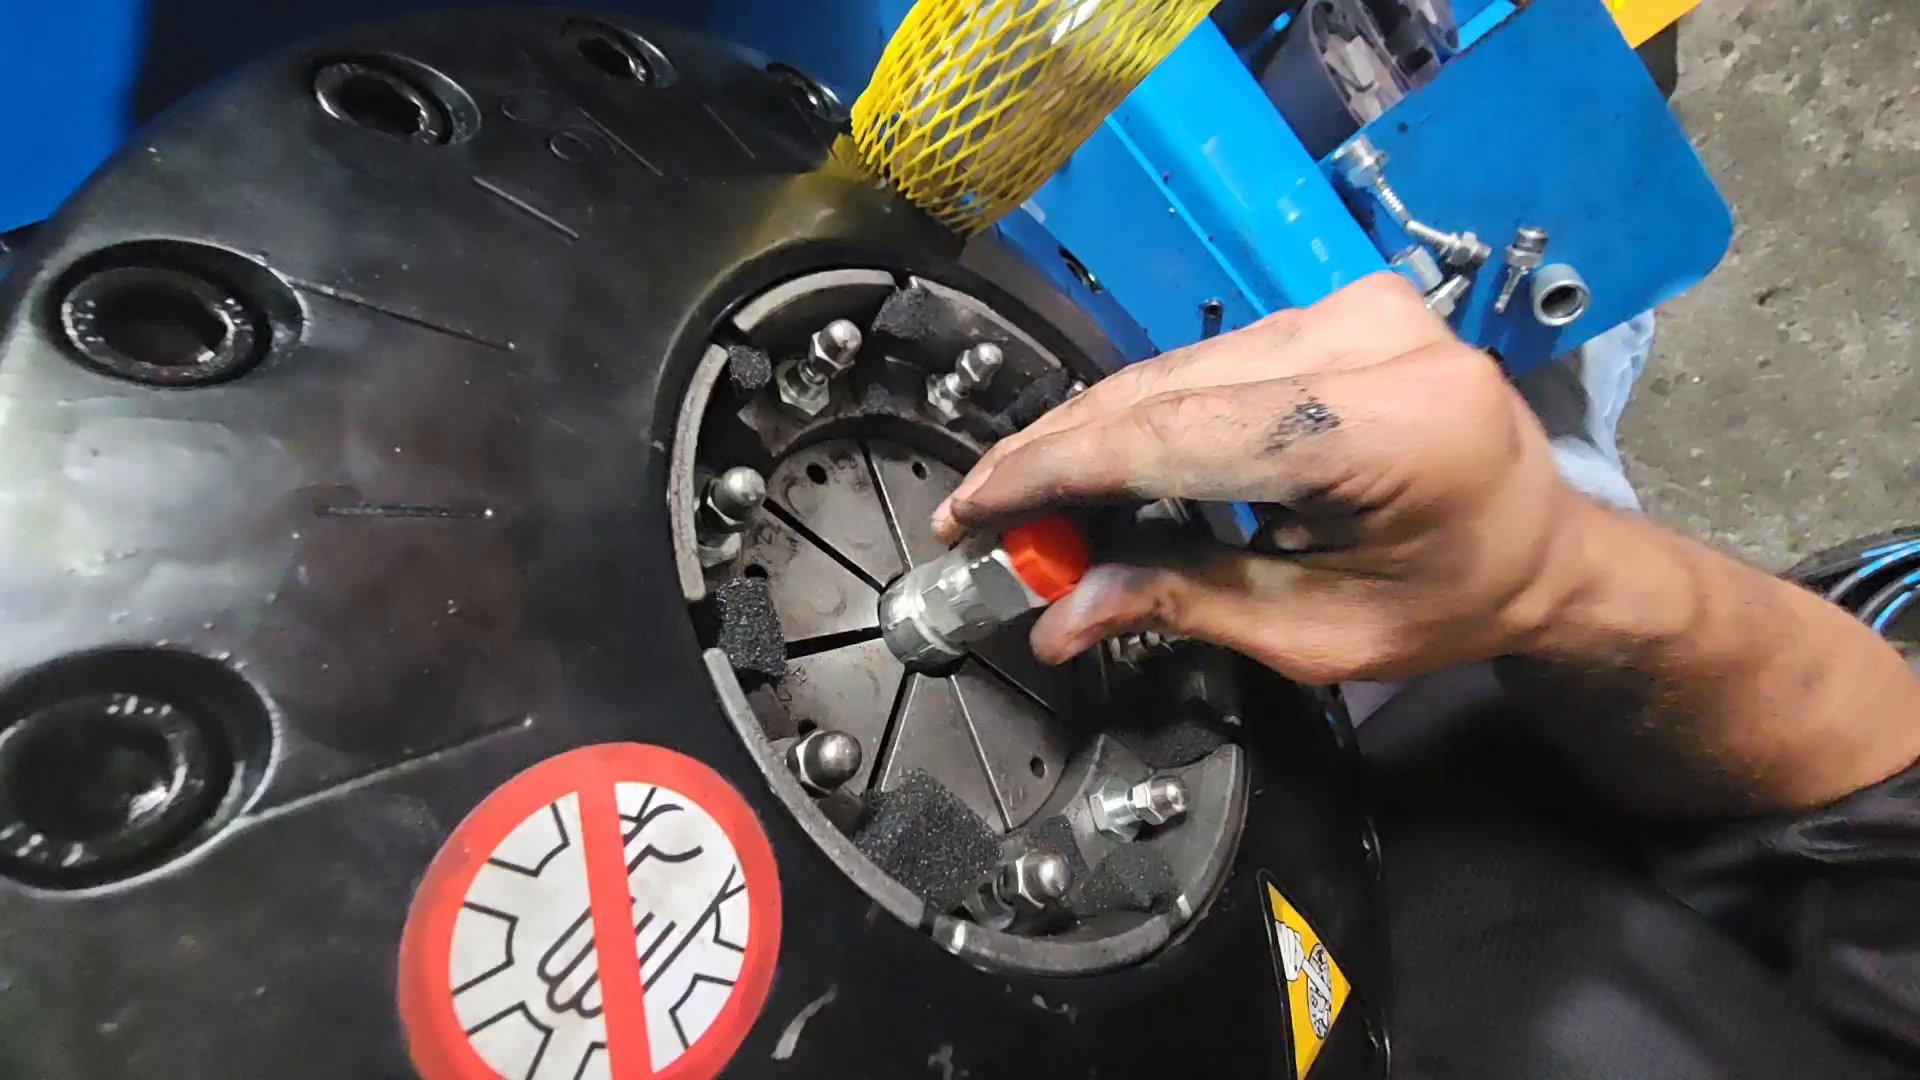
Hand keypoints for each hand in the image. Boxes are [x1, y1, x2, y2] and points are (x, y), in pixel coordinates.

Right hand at [931, 273, 1590, 683]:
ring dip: (1079, 437)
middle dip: (1050, 457)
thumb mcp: (1315, 632)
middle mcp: (1369, 338)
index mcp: (1392, 429)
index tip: (974, 507)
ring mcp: (1347, 310)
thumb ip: (1179, 605)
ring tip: (1016, 495)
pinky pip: (1192, 367)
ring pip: (1162, 373)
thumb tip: (1058, 619)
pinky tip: (1084, 458)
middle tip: (976, 510)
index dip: (1058, 471)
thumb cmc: (1449, 603)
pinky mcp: (1325, 311)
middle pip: (1157, 393)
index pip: (1177, 433)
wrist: (1543, 546)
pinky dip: (1129, 418)